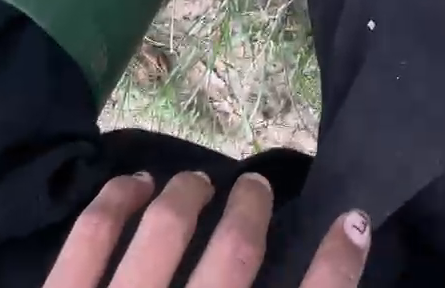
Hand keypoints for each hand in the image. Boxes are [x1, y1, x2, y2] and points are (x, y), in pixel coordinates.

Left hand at [44, 172, 370, 287]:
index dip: (338, 263)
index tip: (355, 221)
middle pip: (235, 255)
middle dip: (253, 210)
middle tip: (256, 188)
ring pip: (166, 229)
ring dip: (189, 193)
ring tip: (200, 181)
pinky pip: (89, 237)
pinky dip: (115, 200)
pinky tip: (134, 184)